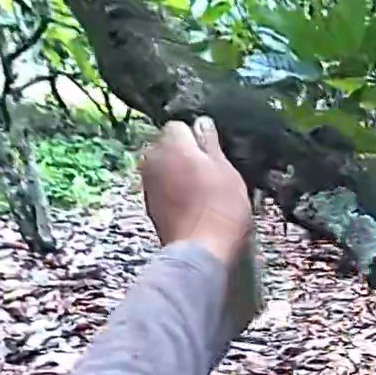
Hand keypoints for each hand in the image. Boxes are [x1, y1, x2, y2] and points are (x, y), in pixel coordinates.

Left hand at [139, 116, 250, 267]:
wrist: (200, 252)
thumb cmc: (220, 210)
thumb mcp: (227, 171)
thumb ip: (211, 143)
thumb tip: (202, 123)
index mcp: (172, 143)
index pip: (181, 126)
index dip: (200, 141)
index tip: (215, 158)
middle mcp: (153, 158)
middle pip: (169, 148)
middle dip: (186, 157)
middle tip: (211, 178)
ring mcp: (148, 184)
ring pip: (166, 170)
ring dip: (180, 177)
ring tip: (204, 197)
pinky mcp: (150, 207)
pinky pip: (164, 191)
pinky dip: (175, 196)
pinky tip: (193, 211)